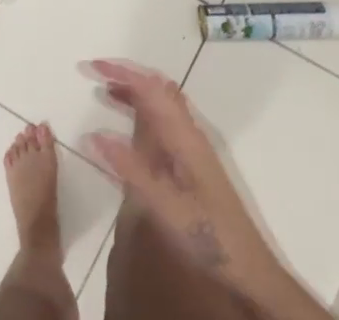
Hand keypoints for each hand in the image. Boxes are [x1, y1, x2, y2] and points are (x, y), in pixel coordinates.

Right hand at [83, 60, 265, 276]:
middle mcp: (189, 137)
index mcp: (185, 139)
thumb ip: (130, 169)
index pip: (152, 90)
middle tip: (93, 73)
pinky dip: (139, 116)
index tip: (90, 67)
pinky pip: (161, 128)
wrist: (249, 271)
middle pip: (159, 91)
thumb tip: (93, 133)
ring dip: (133, 93)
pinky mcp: (189, 168)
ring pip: (161, 108)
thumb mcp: (165, 207)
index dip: (122, 72)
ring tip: (103, 92)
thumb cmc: (209, 237)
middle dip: (126, 75)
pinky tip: (124, 131)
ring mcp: (191, 152)